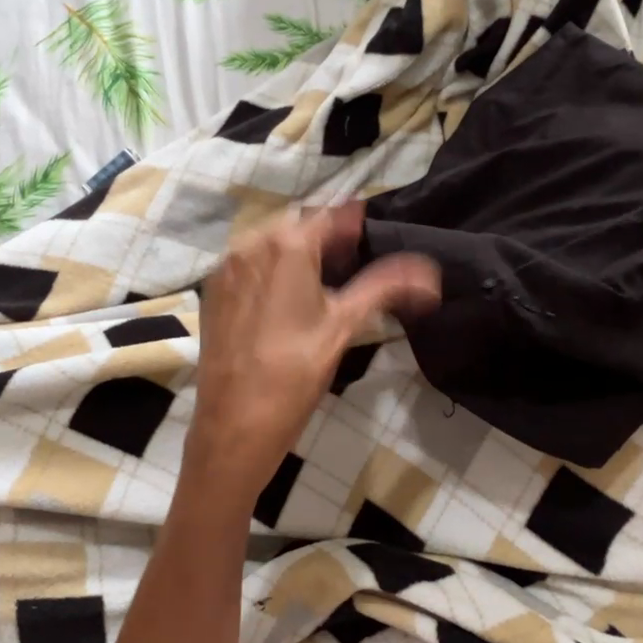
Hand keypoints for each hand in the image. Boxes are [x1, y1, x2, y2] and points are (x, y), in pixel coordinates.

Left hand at [186, 204, 440, 503]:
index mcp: (285, 246)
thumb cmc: (294, 377)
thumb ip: (386, 288)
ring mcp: (225, 270)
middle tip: (351, 261)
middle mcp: (249, 245)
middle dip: (325, 238)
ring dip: (296, 253)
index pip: (329, 215)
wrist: (234, 426)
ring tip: (322, 282)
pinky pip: (248, 266)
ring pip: (268, 244)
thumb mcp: (344, 328)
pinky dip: (270, 270)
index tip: (371, 233)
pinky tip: (285, 302)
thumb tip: (430, 274)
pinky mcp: (212, 294)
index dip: (354, 223)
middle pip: (297, 226)